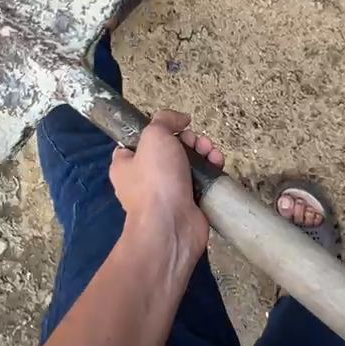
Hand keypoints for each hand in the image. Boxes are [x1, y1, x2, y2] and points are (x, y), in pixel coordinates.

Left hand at [109, 111, 224, 272]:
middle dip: (189, 140)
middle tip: (196, 142)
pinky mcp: (190, 202)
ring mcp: (168, 191)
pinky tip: (218, 163)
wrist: (171, 226)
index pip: (140, 139)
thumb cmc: (156, 179)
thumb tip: (181, 119)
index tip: (174, 128)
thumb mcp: (154, 136)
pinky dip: (211, 169)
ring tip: (210, 152)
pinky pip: (202, 179)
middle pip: (171, 147)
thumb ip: (165, 120)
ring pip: (189, 161)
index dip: (159, 130)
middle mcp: (145, 178)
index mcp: (126, 163)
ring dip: (204, 151)